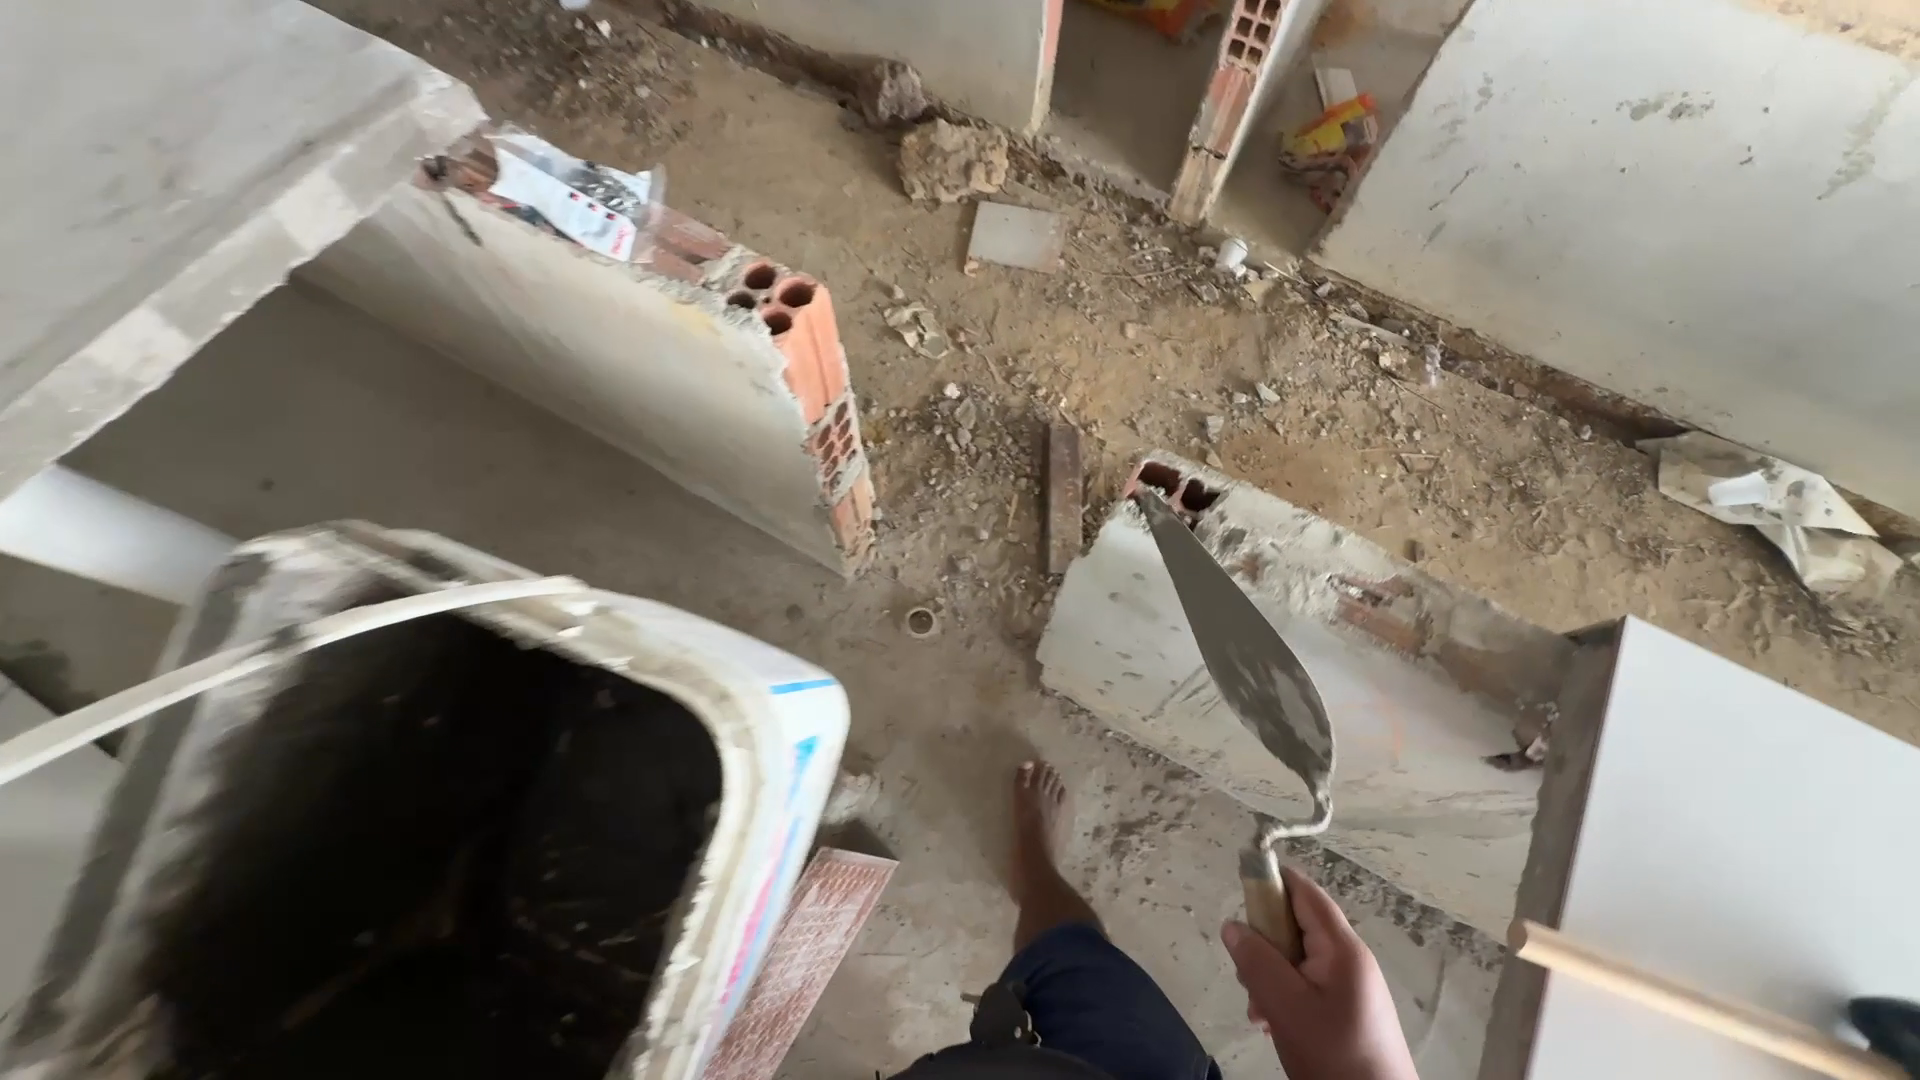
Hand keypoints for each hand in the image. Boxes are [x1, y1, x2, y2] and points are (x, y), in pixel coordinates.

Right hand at [1221, 866, 1418, 1079]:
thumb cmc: (1334, 1057)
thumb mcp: (1285, 1007)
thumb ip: (1256, 960)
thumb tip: (1232, 925)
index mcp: (1342, 949)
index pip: (1304, 891)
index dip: (1272, 881)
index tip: (1239, 889)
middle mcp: (1350, 959)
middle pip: (1297, 924)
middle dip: (1264, 942)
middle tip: (1246, 972)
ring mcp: (1351, 985)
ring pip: (1297, 957)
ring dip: (1270, 974)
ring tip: (1259, 1009)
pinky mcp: (1348, 1009)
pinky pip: (1307, 983)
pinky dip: (1284, 994)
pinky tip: (1272, 1023)